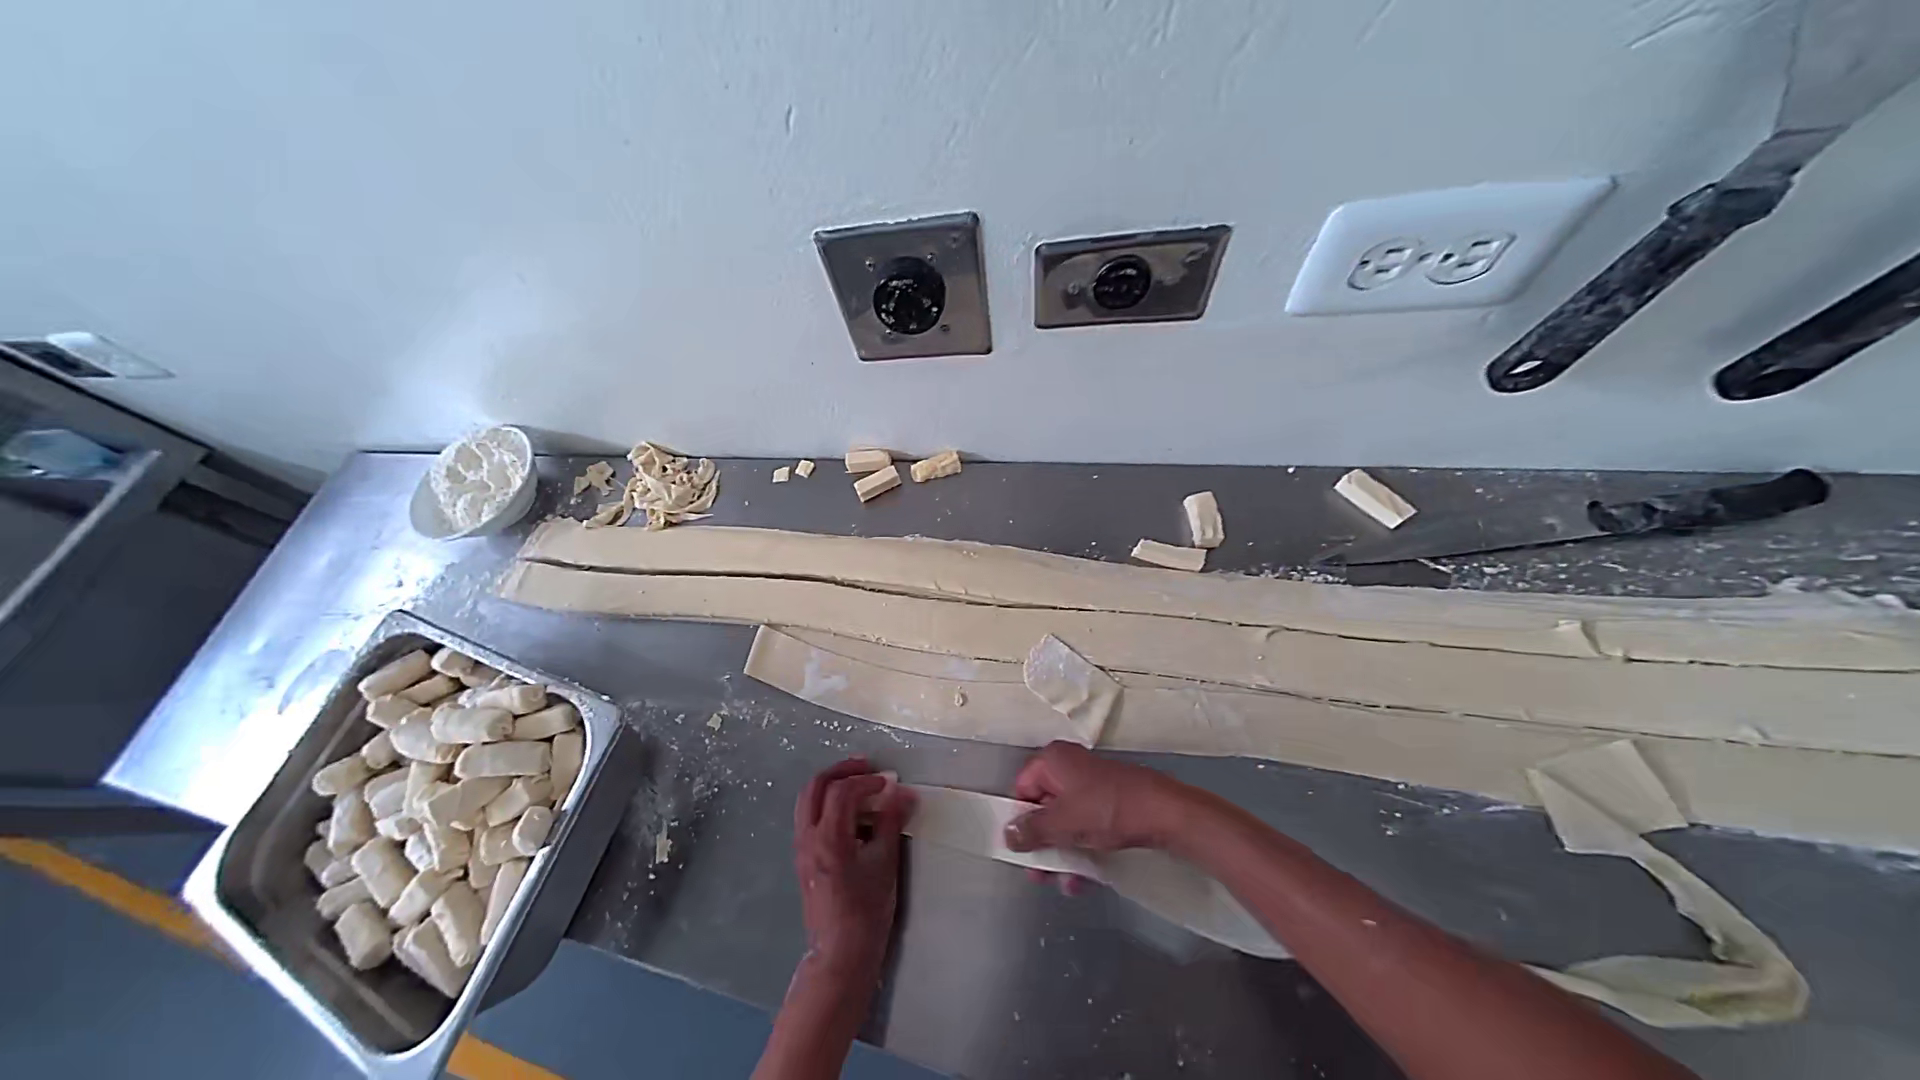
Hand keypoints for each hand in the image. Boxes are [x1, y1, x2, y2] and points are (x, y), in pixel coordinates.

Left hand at [791, 757, 914, 977]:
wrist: (840, 952)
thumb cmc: (867, 910)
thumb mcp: (885, 863)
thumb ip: (890, 822)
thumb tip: (902, 792)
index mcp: (828, 837)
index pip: (843, 791)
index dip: (867, 780)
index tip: (889, 783)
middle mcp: (808, 837)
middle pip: (816, 786)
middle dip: (842, 771)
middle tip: (867, 767)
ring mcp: (801, 847)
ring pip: (808, 799)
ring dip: (832, 785)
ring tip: (859, 785)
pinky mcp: (802, 857)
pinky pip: (809, 816)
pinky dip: (827, 803)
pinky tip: (850, 813)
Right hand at [1003, 742, 1191, 893]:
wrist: (1165, 813)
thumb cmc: (1107, 809)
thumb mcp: (1063, 823)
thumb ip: (1031, 830)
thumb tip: (1006, 835)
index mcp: (1053, 761)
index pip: (1021, 788)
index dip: (1019, 818)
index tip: (1020, 847)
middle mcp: (1069, 768)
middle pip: (1043, 808)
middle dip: (1041, 844)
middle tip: (1038, 874)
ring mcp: (1091, 786)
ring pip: (1065, 822)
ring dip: (1061, 854)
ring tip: (1064, 882)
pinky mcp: (1109, 804)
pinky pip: (1085, 826)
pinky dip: (1081, 849)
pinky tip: (1082, 879)